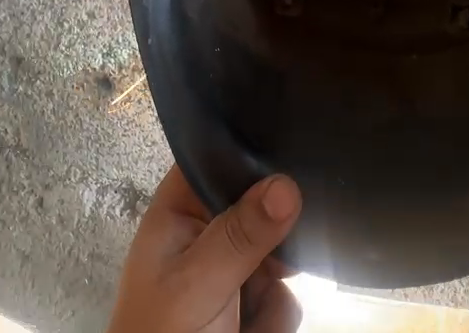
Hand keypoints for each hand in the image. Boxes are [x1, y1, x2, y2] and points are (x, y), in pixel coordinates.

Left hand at [106, 165, 303, 332]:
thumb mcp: (196, 283)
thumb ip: (240, 235)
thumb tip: (287, 184)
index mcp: (179, 210)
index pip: (219, 158)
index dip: (253, 153)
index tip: (289, 165)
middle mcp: (207, 232)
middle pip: (261, 206)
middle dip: (276, 237)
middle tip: (271, 264)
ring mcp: (229, 270)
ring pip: (280, 256)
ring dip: (274, 291)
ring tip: (249, 316)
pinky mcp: (247, 304)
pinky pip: (283, 297)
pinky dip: (275, 318)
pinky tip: (253, 331)